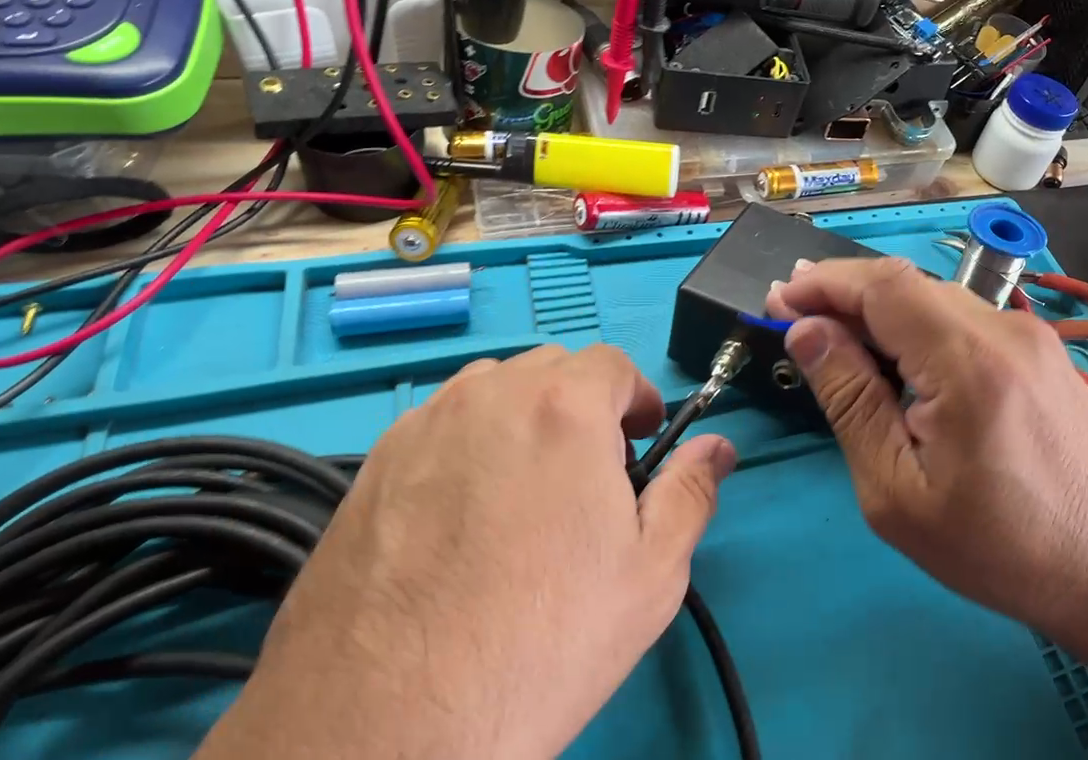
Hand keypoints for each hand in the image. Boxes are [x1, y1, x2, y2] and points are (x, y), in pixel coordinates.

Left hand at [195, 345, 736, 759]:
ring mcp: (419, 430)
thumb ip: (691, 492)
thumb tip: (717, 448)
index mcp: (562, 409)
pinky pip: (437, 430)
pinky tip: (463, 523)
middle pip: (549, 370)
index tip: (641, 445)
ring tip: (526, 499)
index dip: (638, 400)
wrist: (386, 728)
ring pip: (489, 394)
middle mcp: (486, 399)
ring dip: (523, 421)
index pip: (611, 364)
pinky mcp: (370, 469)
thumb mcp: (650, 574)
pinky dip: (467, 448)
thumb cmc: (541, 644)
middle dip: (583, 407)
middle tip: (590, 480)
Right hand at [765, 258, 1087, 639]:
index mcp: (968, 362)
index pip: (883, 285)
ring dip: (881, 311)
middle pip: (908, 284)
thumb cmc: (996, 546)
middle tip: (796, 320)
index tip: (778, 300)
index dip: (823, 283)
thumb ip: (850, 400)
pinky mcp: (1040, 350)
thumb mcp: (897, 491)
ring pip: (936, 299)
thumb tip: (806, 332)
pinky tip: (898, 362)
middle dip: (845, 294)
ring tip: (838, 342)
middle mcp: (1004, 330)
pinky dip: (919, 328)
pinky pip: (965, 320)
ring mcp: (1030, 336)